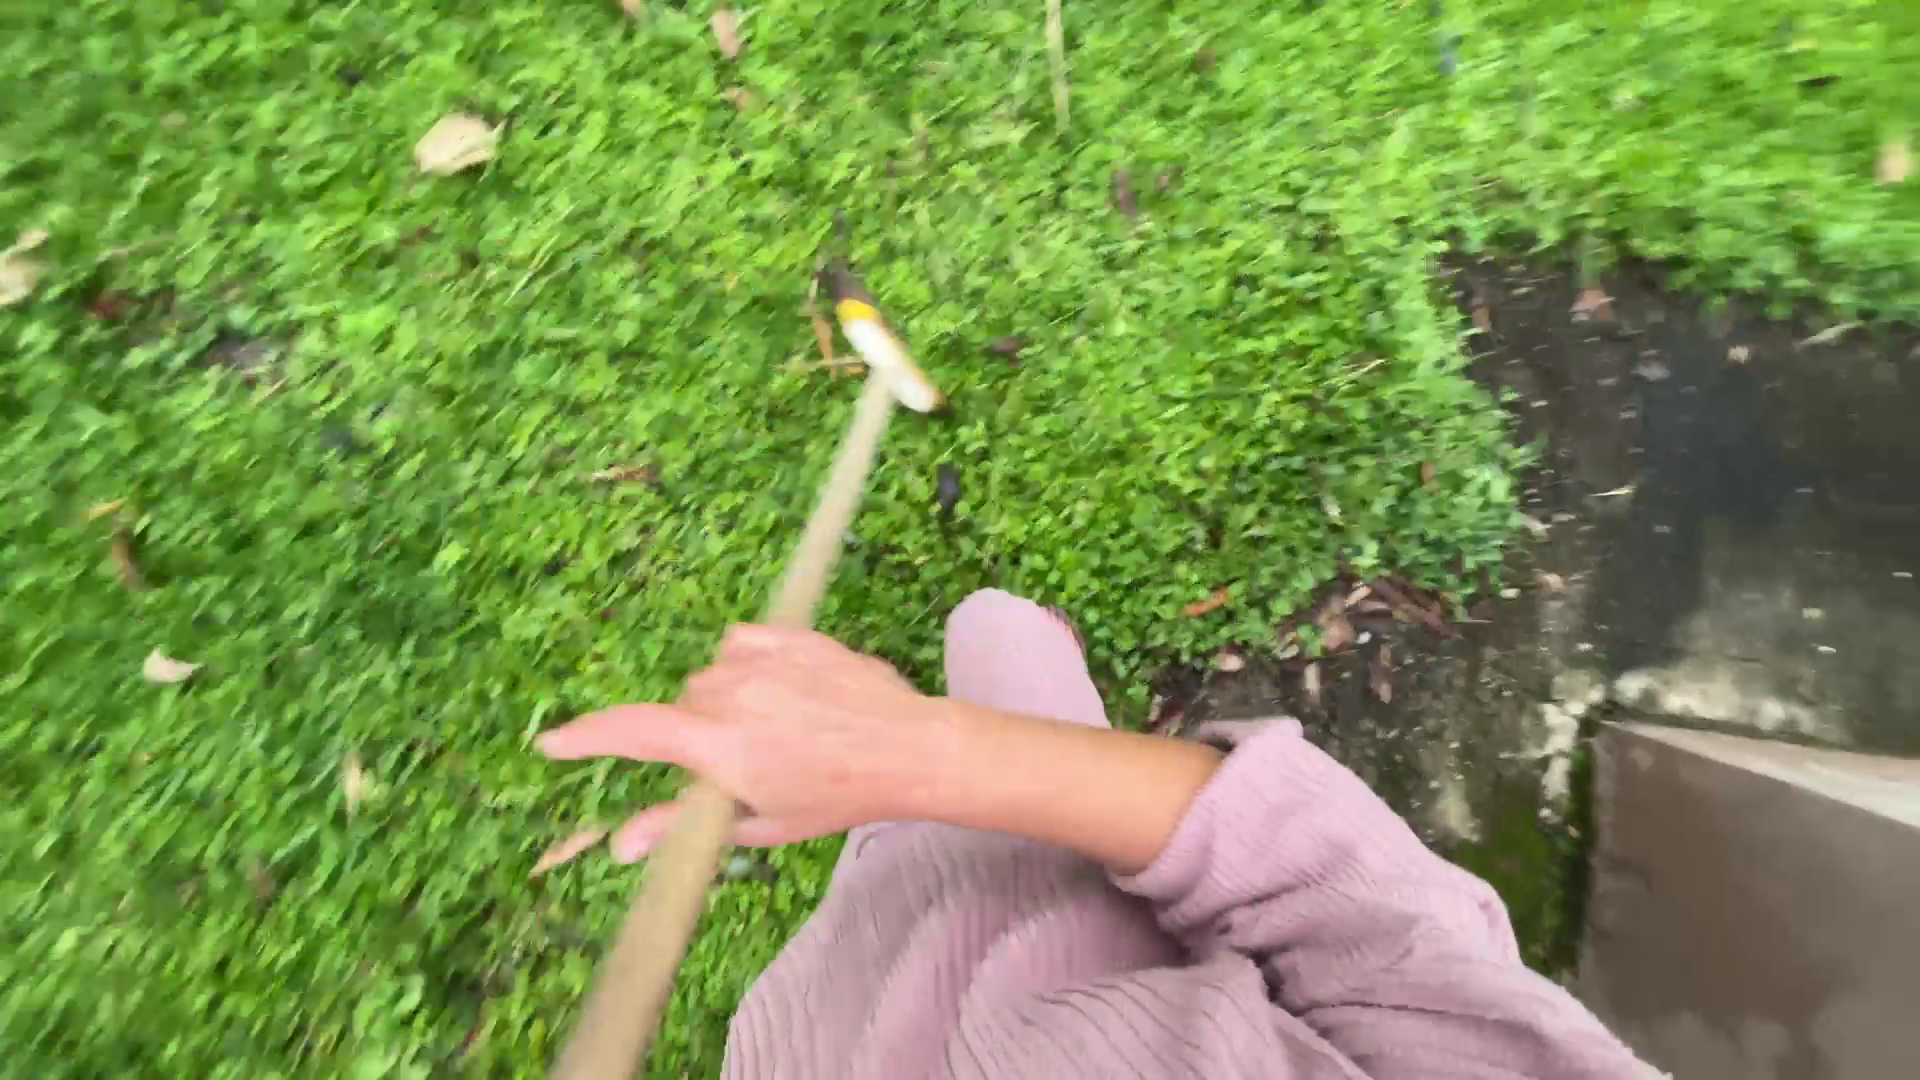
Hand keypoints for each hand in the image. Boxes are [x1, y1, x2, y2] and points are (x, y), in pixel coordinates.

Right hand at [537, 624, 939, 861]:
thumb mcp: (762, 821)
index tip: (553, 741)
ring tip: (771, 718)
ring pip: (711, 672)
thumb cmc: (837, 795)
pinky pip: (741, 640)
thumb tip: (620, 843)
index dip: (587, 737)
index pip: (632, 732)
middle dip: (694, 730)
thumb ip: (685, 824)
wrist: (908, 746)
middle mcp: (732, 693)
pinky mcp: (794, 635)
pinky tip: (778, 681)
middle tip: (740, 755)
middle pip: (681, 704)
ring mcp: (764, 658)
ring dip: (723, 695)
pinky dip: (744, 660)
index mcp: (719, 745)